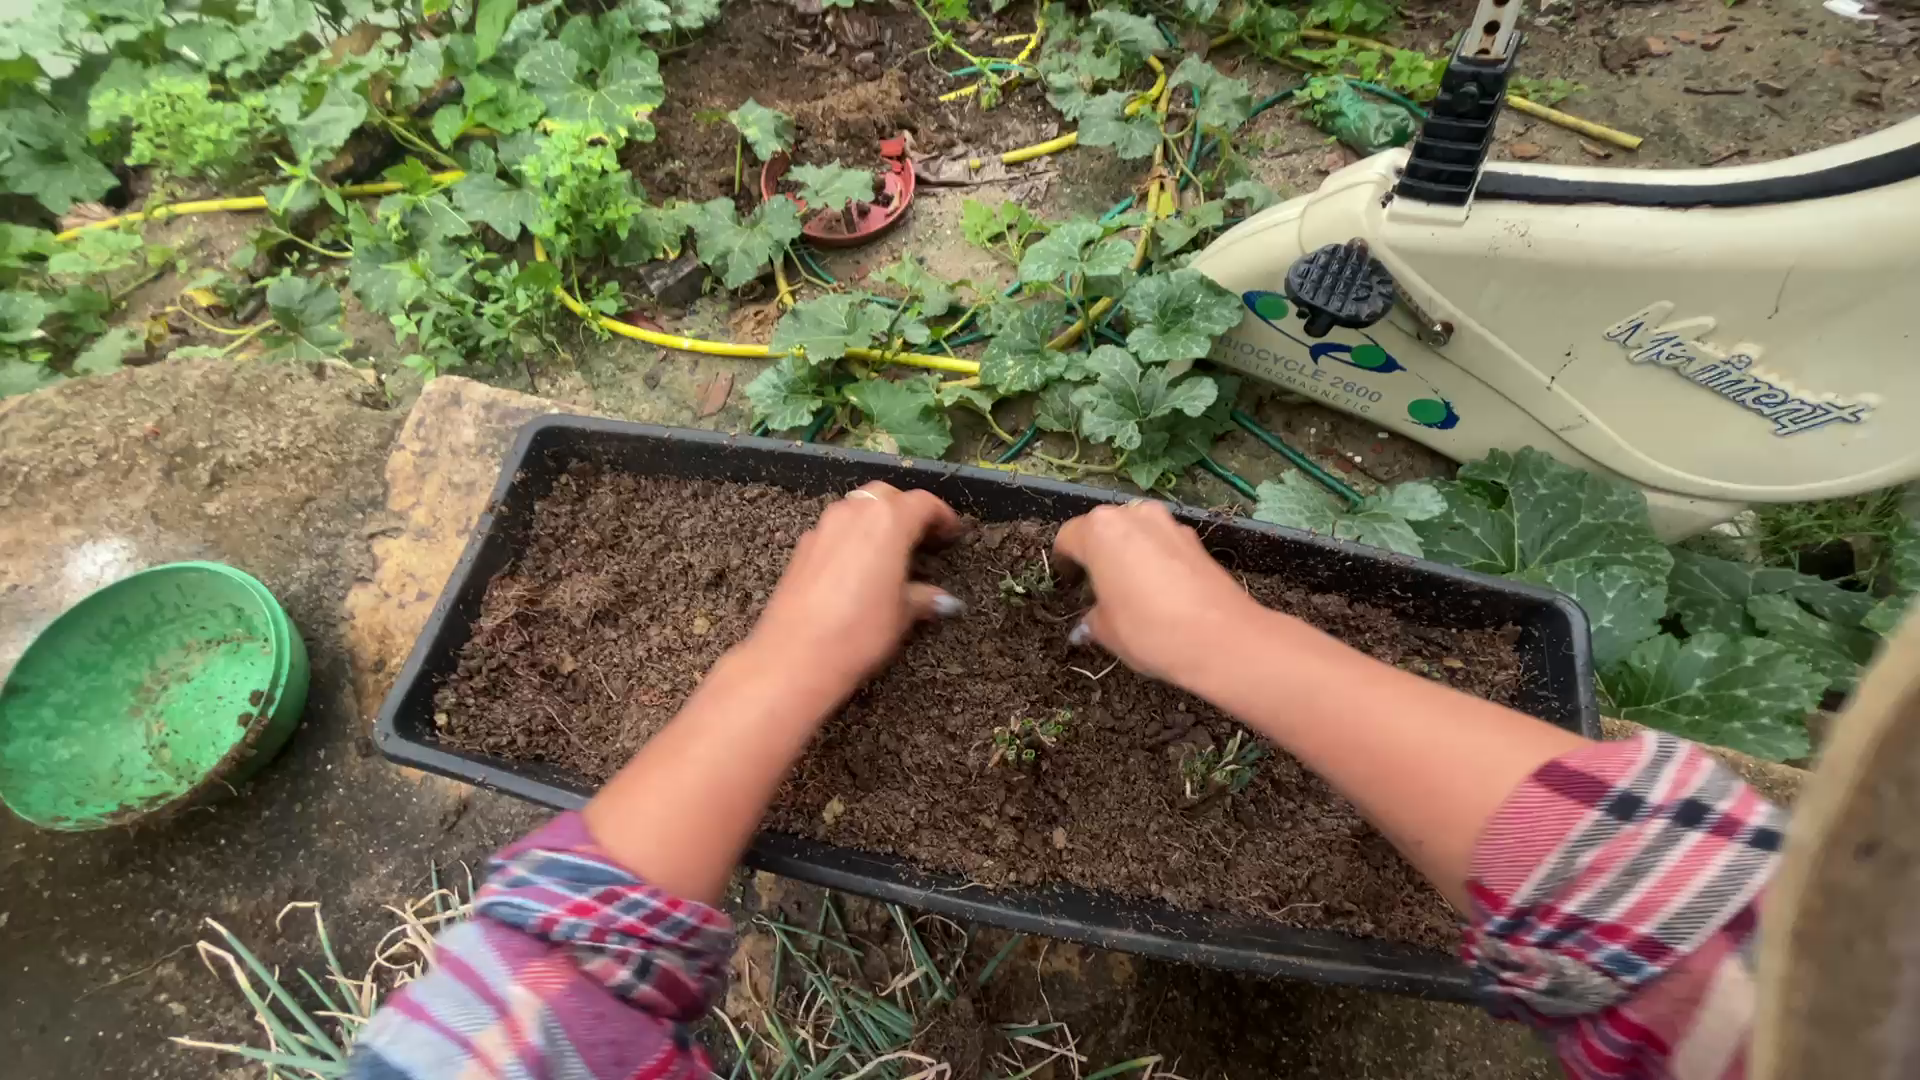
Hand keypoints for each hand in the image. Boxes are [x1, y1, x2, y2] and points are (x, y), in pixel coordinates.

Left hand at [744, 481, 964, 694]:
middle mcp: (854, 513)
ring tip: (891, 551)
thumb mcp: (902, 615)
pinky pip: (835, 529)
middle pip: (886, 496)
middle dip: (907, 509)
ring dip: (876, 520)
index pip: (923, 503)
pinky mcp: (802, 546)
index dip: (942, 516)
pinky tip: (858, 567)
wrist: (795, 655)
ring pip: (856, 508)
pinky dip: (852, 537)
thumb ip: (924, 597)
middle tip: (923, 536)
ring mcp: (824, 527)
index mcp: (888, 521)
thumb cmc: (860, 631)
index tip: (952, 533)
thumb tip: (943, 599)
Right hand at [1052, 500, 1266, 686]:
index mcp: (1100, 530)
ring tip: (1131, 590)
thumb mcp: (1106, 630)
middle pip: (1102, 529)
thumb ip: (1091, 618)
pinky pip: (1162, 544)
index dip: (1064, 563)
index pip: (1068, 537)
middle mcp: (1133, 515)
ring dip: (1127, 553)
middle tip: (1097, 588)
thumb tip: (1088, 622)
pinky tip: (1161, 592)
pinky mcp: (1195, 539)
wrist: (1223, 639)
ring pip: (1135, 533)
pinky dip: (1155, 560)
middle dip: (1097, 554)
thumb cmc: (1149, 629)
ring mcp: (1168, 523)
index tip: (1068, 585)